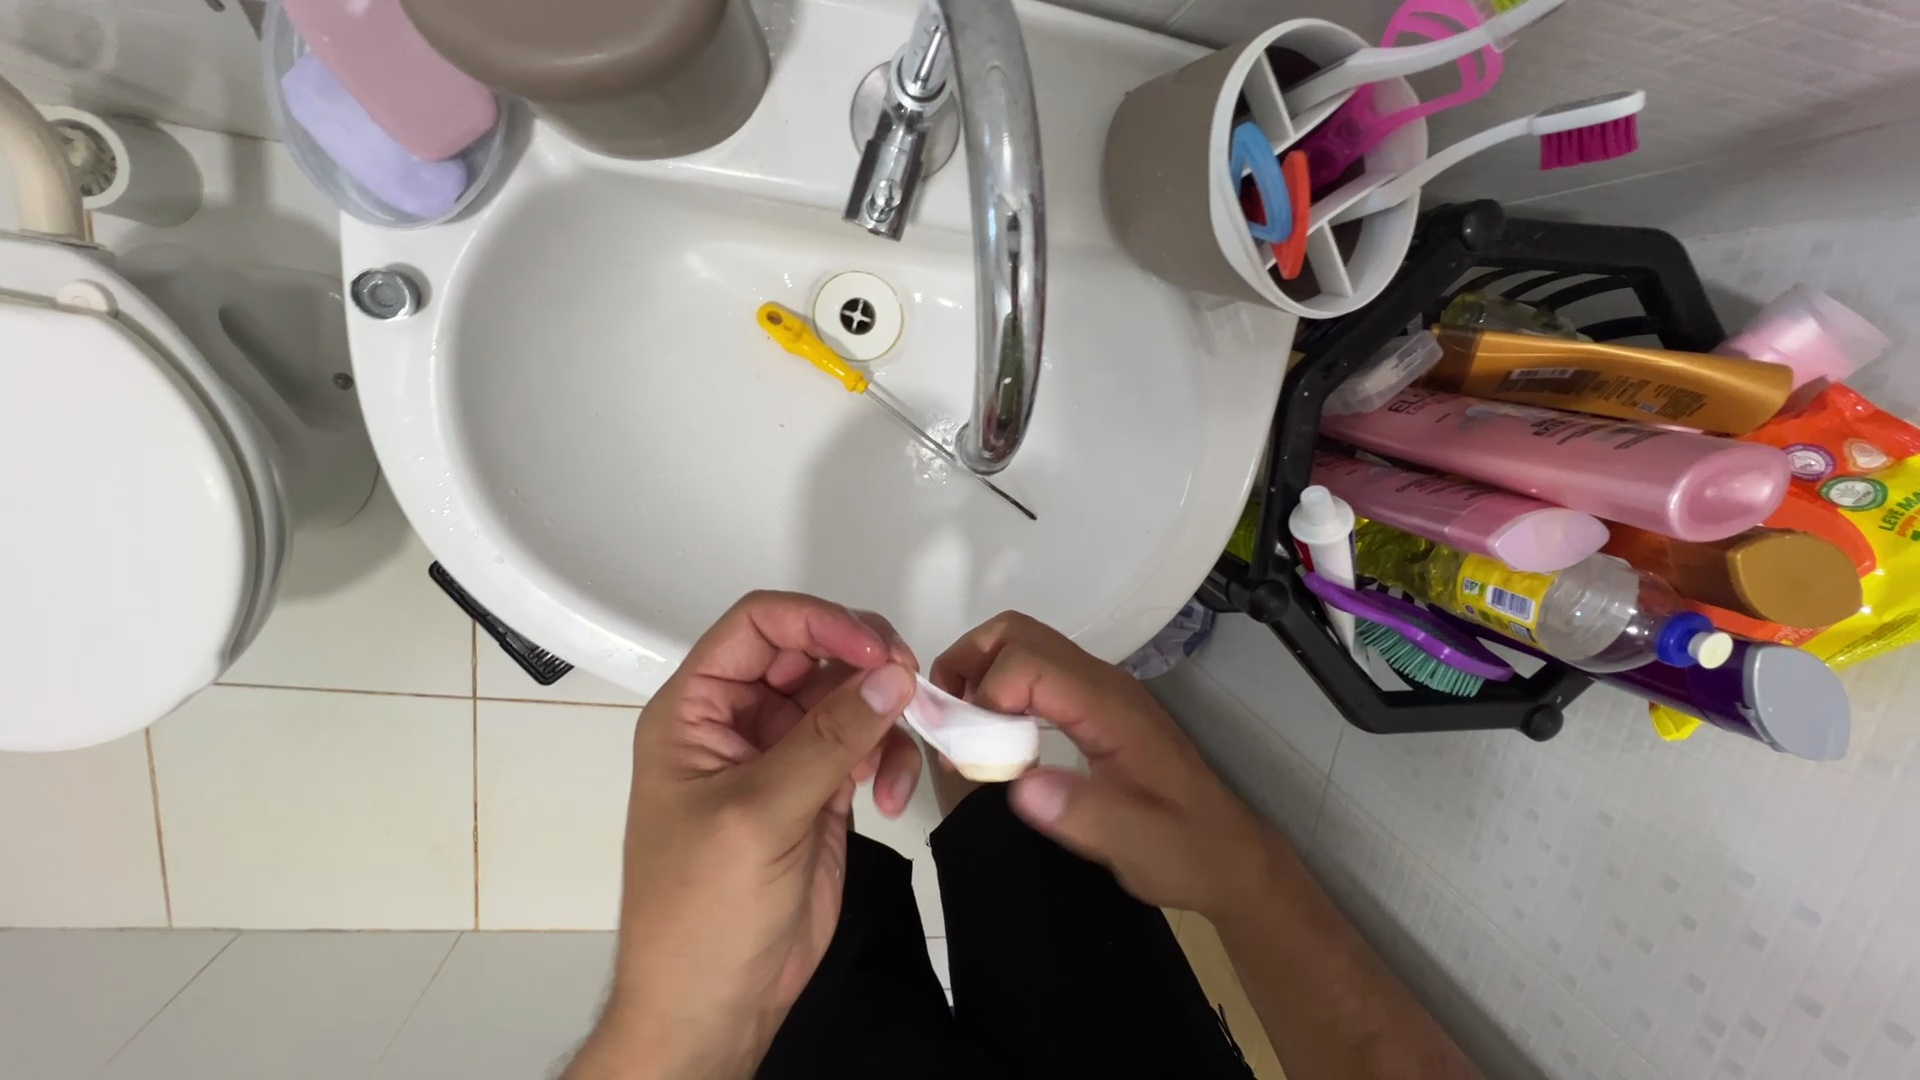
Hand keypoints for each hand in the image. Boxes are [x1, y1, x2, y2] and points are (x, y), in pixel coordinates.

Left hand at [585, 592, 922, 1078]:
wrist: (717, 1004)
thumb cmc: (703, 912)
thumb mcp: (760, 814)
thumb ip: (830, 739)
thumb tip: (893, 676)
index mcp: (699, 708)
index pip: (759, 625)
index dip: (818, 621)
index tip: (875, 651)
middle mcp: (743, 717)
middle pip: (812, 650)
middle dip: (863, 663)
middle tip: (907, 684)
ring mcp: (785, 750)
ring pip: (848, 694)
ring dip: (882, 716)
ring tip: (892, 762)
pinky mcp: (821, 783)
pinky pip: (867, 742)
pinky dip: (888, 758)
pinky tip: (887, 798)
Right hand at [932, 612, 1282, 921]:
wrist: (1230, 856)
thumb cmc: (1188, 851)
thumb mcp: (1140, 846)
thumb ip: (1085, 814)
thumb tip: (1017, 784)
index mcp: (1109, 706)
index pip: (1028, 663)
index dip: (985, 696)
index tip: (969, 753)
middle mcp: (1100, 682)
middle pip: (1018, 633)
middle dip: (968, 663)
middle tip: (946, 720)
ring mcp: (1096, 690)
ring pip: (1023, 645)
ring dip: (979, 672)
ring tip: (963, 730)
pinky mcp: (1091, 706)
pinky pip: (1033, 673)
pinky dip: (998, 689)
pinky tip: (993, 739)